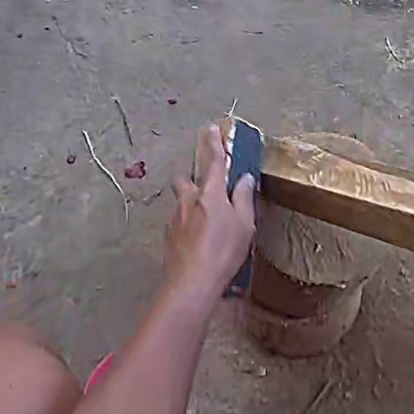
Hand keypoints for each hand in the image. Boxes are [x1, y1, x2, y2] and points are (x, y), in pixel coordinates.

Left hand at [163, 121, 256, 301]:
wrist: (191, 284)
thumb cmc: (223, 251)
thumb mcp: (244, 223)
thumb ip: (244, 198)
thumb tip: (245, 178)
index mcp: (210, 193)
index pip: (214, 161)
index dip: (214, 143)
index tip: (211, 128)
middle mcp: (188, 200)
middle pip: (184, 178)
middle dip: (191, 177)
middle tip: (205, 186)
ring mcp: (175, 219)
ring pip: (180, 202)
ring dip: (191, 204)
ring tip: (206, 221)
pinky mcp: (168, 237)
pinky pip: (178, 222)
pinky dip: (187, 224)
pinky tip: (198, 241)